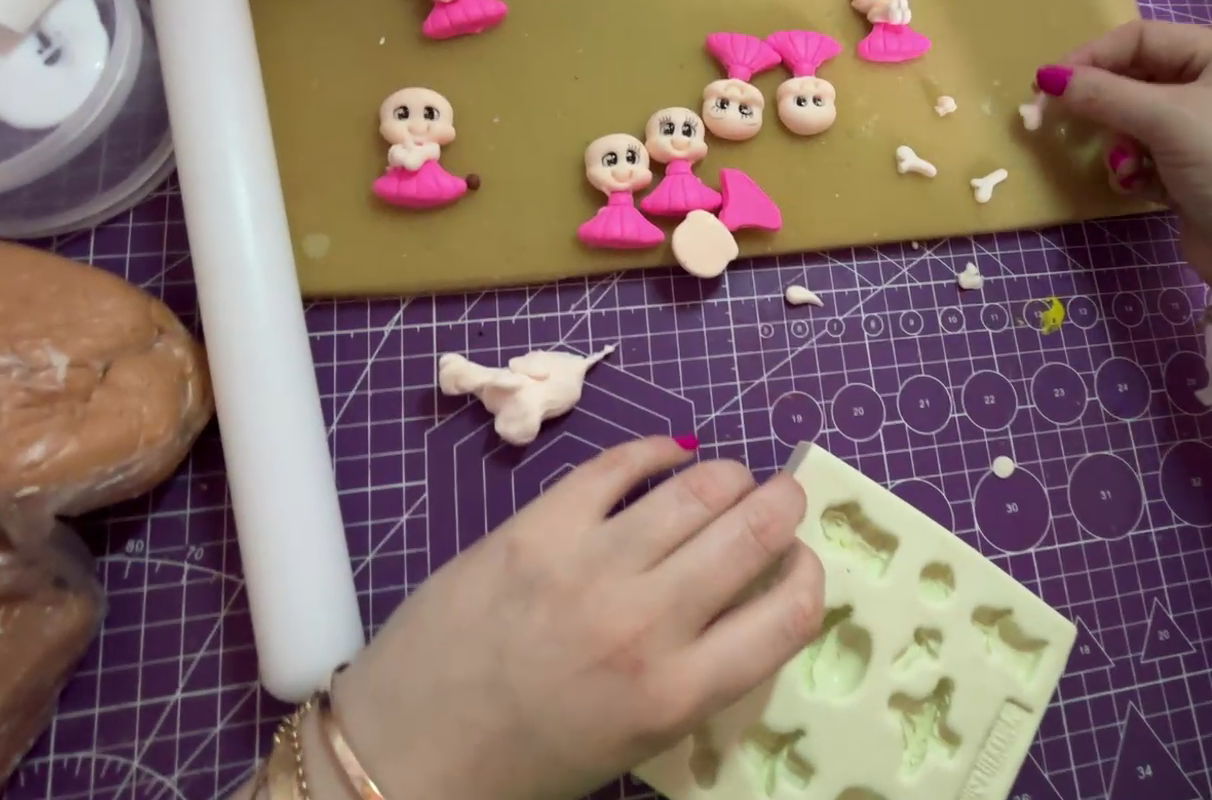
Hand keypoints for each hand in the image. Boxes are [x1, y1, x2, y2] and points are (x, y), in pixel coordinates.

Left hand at [330, 436, 824, 799]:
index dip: (807, 574)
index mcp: (675, 694)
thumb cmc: (528, 761)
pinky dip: (658, 450)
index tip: (798, 560)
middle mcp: (646, 622)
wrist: (404, 754)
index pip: (786, 614)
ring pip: (697, 487)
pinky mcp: (539, 524)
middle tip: (781, 495)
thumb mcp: (634, 737)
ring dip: (729, 474)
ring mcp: (589, 564)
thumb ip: (698, 665)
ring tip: (730, 477)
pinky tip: (671, 452)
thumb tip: (742, 589)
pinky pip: (619, 464)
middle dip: (783, 503)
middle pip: (752, 532)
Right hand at [1054, 20, 1211, 308]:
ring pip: (1135, 123)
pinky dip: (1134, 170)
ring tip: (1123, 167)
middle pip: (1137, 81)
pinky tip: (1139, 187)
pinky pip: (1145, 158)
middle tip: (1055, 121)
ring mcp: (1208, 134)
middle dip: (1102, 104)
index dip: (1092, 57)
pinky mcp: (1195, 175)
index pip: (1143, 38)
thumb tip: (1046, 77)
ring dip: (1119, 143)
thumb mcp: (1168, 119)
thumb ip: (1103, 94)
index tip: (1046, 83)